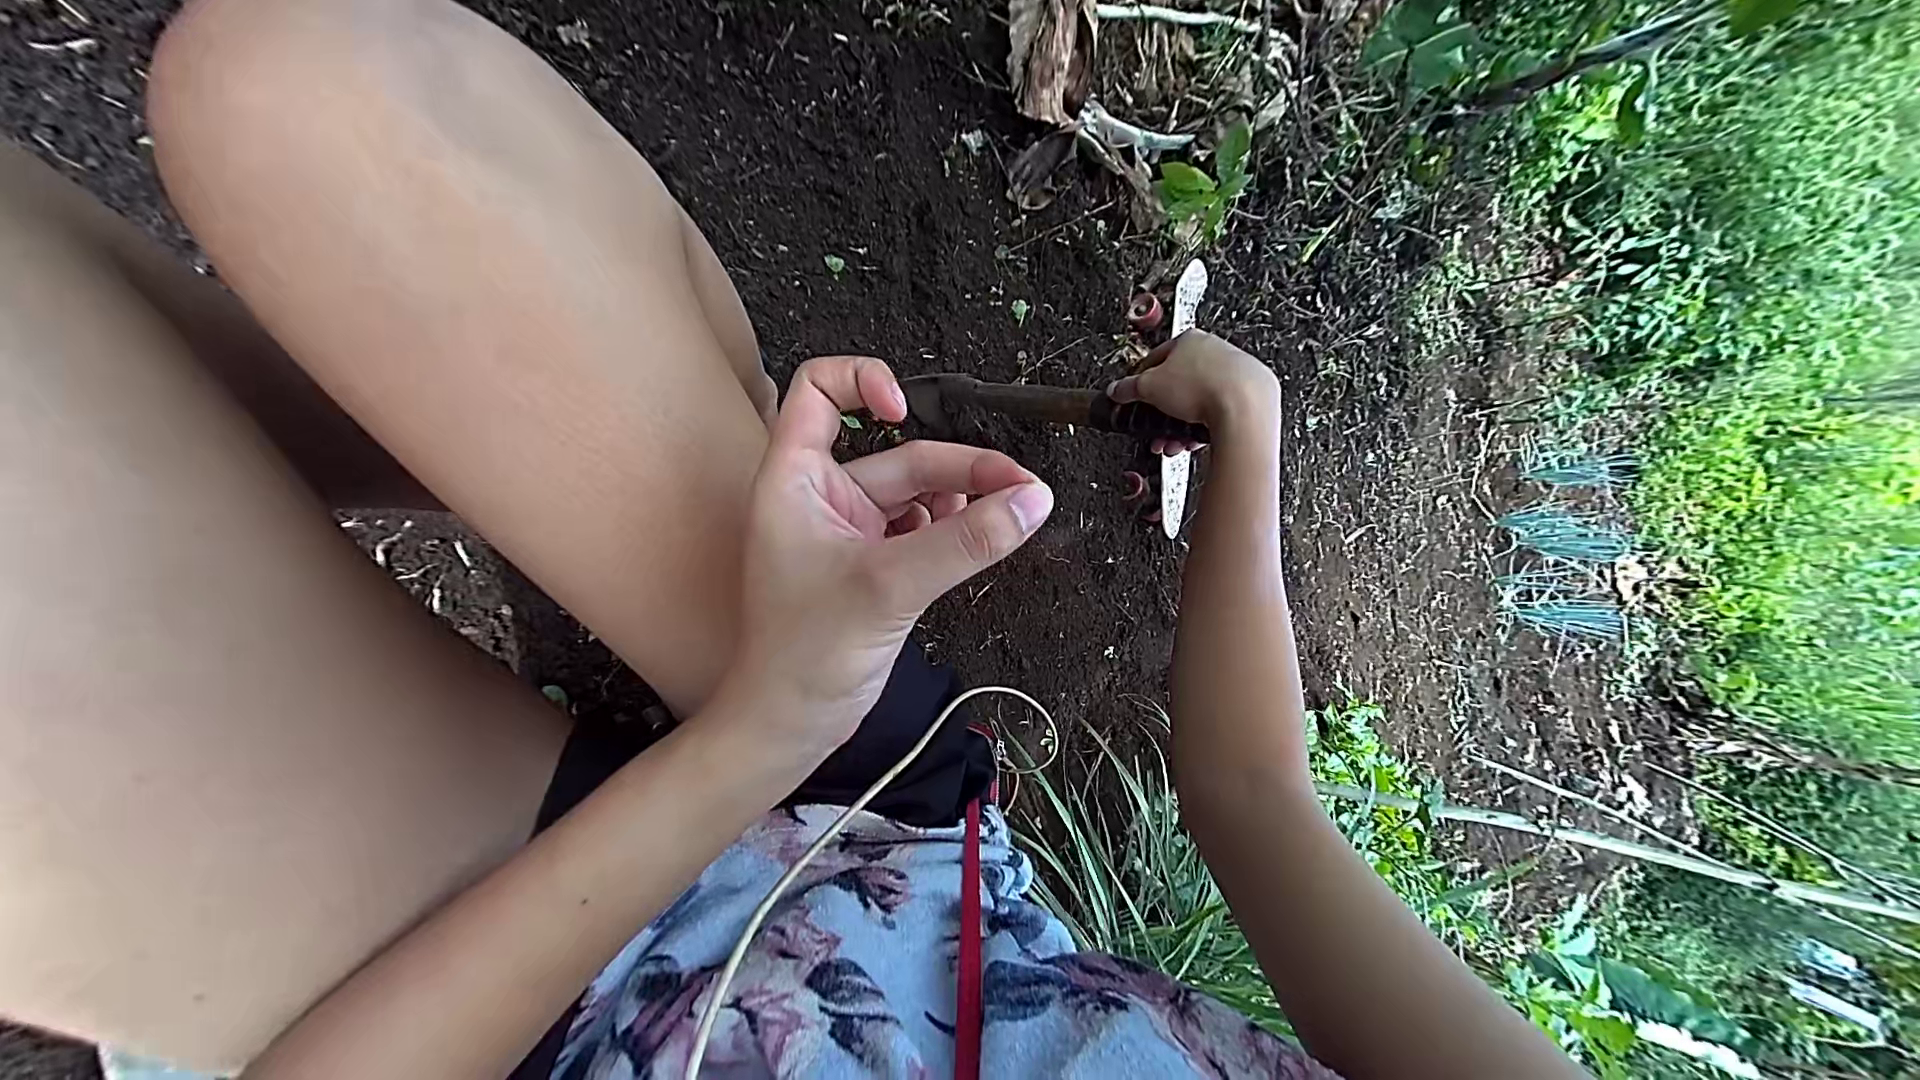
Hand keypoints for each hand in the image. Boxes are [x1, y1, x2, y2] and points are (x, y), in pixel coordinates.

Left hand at [715, 356, 1053, 758]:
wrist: (792, 722)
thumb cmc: (803, 656)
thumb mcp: (890, 586)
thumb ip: (965, 541)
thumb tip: (1031, 500)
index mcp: (797, 480)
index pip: (820, 392)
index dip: (863, 381)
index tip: (904, 411)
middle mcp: (824, 497)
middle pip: (902, 455)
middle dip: (963, 469)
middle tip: (1022, 488)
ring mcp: (853, 531)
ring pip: (920, 494)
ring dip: (966, 500)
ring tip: (1010, 514)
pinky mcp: (876, 562)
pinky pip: (924, 529)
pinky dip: (954, 530)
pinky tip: (977, 540)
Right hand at [1107, 330, 1278, 451]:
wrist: (1245, 408)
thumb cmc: (1203, 388)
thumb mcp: (1149, 387)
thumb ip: (1128, 388)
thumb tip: (1117, 389)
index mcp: (1189, 340)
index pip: (1156, 358)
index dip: (1141, 381)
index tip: (1135, 396)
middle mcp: (1214, 351)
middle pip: (1178, 384)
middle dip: (1162, 412)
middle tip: (1154, 427)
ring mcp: (1233, 371)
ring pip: (1197, 401)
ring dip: (1180, 424)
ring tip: (1172, 441)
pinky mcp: (1247, 394)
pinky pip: (1216, 412)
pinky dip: (1202, 427)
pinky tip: (1192, 440)